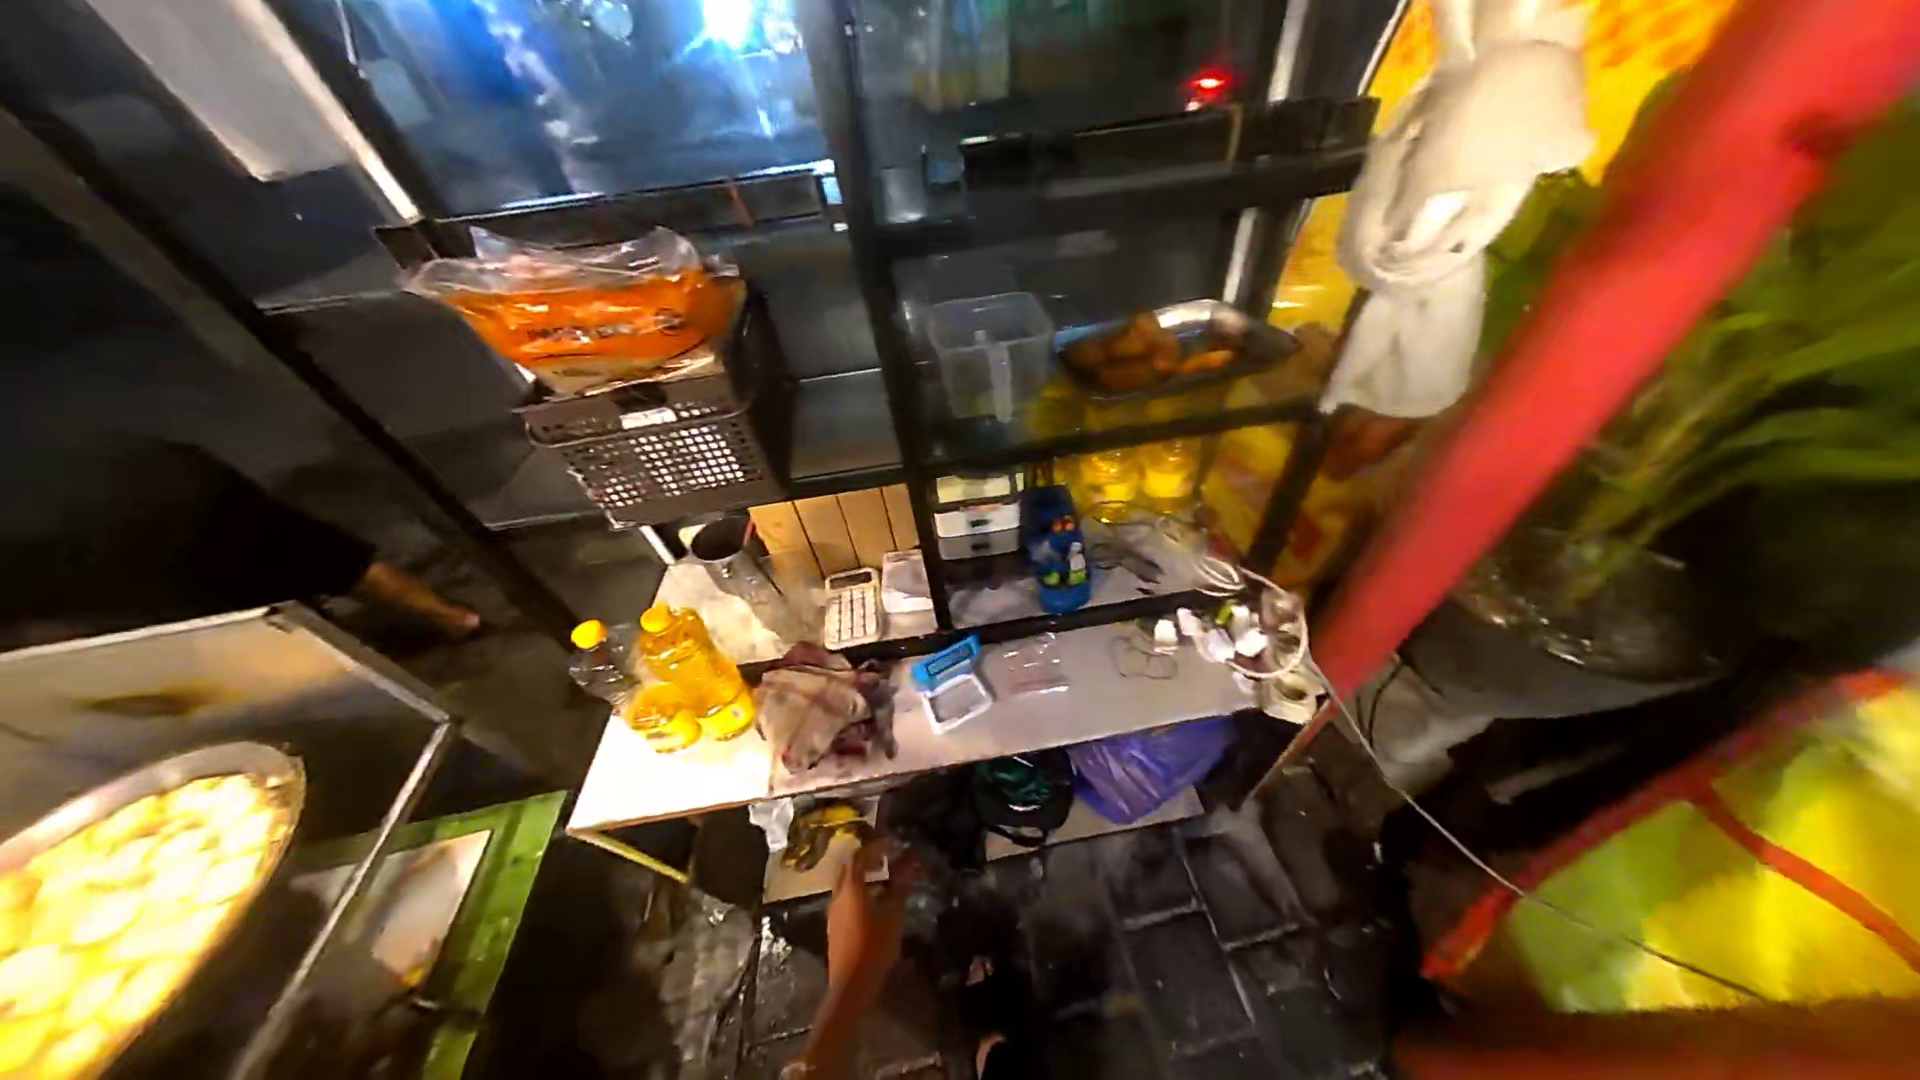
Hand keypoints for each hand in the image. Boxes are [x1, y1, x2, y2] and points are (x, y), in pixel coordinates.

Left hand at [825, 839, 914, 1002]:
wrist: (851, 985)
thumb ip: (901, 888)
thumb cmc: (875, 947)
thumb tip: (911, 864)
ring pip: (843, 884)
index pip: (859, 856)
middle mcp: (838, 895)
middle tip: (882, 858)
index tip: (890, 844)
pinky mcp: (833, 927)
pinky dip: (855, 892)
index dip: (874, 847)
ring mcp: (833, 912)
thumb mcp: (893, 916)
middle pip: (847, 867)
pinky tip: (870, 903)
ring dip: (859, 876)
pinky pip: (843, 899)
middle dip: (863, 858)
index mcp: (852, 888)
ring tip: (879, 879)